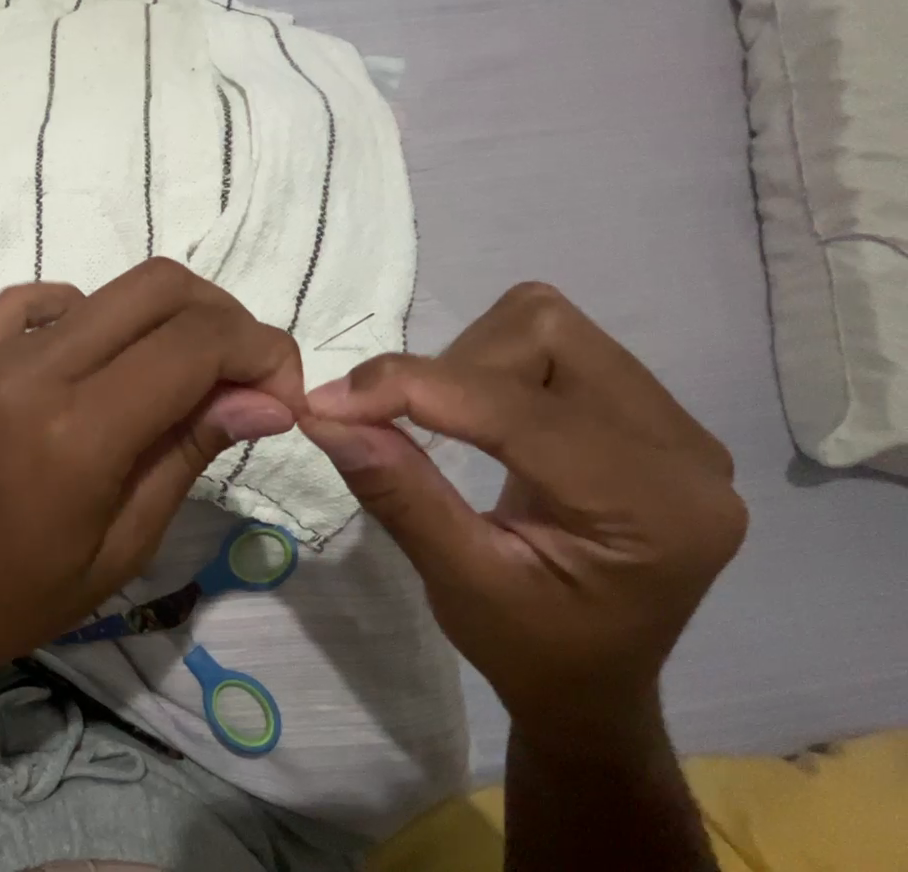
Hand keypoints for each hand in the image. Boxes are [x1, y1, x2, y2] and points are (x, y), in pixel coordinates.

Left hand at [0, 258, 306, 692]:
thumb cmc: (19, 599)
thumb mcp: (123, 546)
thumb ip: (190, 452)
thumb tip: (266, 396)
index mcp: (76, 433)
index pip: (195, 345)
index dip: (259, 352)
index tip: (278, 392)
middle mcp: (28, 373)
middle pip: (156, 288)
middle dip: (221, 319)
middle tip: (237, 374)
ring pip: (98, 290)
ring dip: (155, 318)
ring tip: (165, 375)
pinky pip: (29, 302)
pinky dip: (79, 313)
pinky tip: (88, 355)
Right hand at [300, 283, 745, 745]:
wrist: (592, 684)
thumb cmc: (528, 649)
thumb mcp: (456, 582)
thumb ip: (398, 493)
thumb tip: (324, 417)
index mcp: (652, 507)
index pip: (520, 408)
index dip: (413, 389)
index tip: (326, 402)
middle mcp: (684, 450)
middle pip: (544, 334)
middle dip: (447, 370)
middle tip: (396, 424)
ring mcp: (675, 426)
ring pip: (547, 326)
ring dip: (468, 362)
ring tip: (443, 426)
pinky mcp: (648, 416)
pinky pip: (558, 346)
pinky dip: (491, 366)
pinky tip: (480, 422)